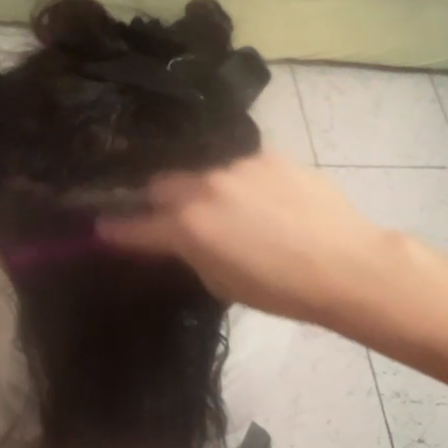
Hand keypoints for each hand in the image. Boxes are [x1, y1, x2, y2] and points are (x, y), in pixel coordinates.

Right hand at [95, 152, 401, 324]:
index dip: (116, 230)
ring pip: (202, 173)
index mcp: (187, 227)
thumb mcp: (222, 283)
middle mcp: (204, 187)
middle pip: (161, 185)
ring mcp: (237, 166)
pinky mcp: (269, 156)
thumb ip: (192, 255)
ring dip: (203, 191)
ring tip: (229, 212)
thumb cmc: (281, 290)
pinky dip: (239, 183)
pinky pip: (239, 167)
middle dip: (158, 202)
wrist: (346, 265)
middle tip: (171, 219)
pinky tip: (262, 201)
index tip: (101, 228)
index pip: (135, 226)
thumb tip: (184, 242)